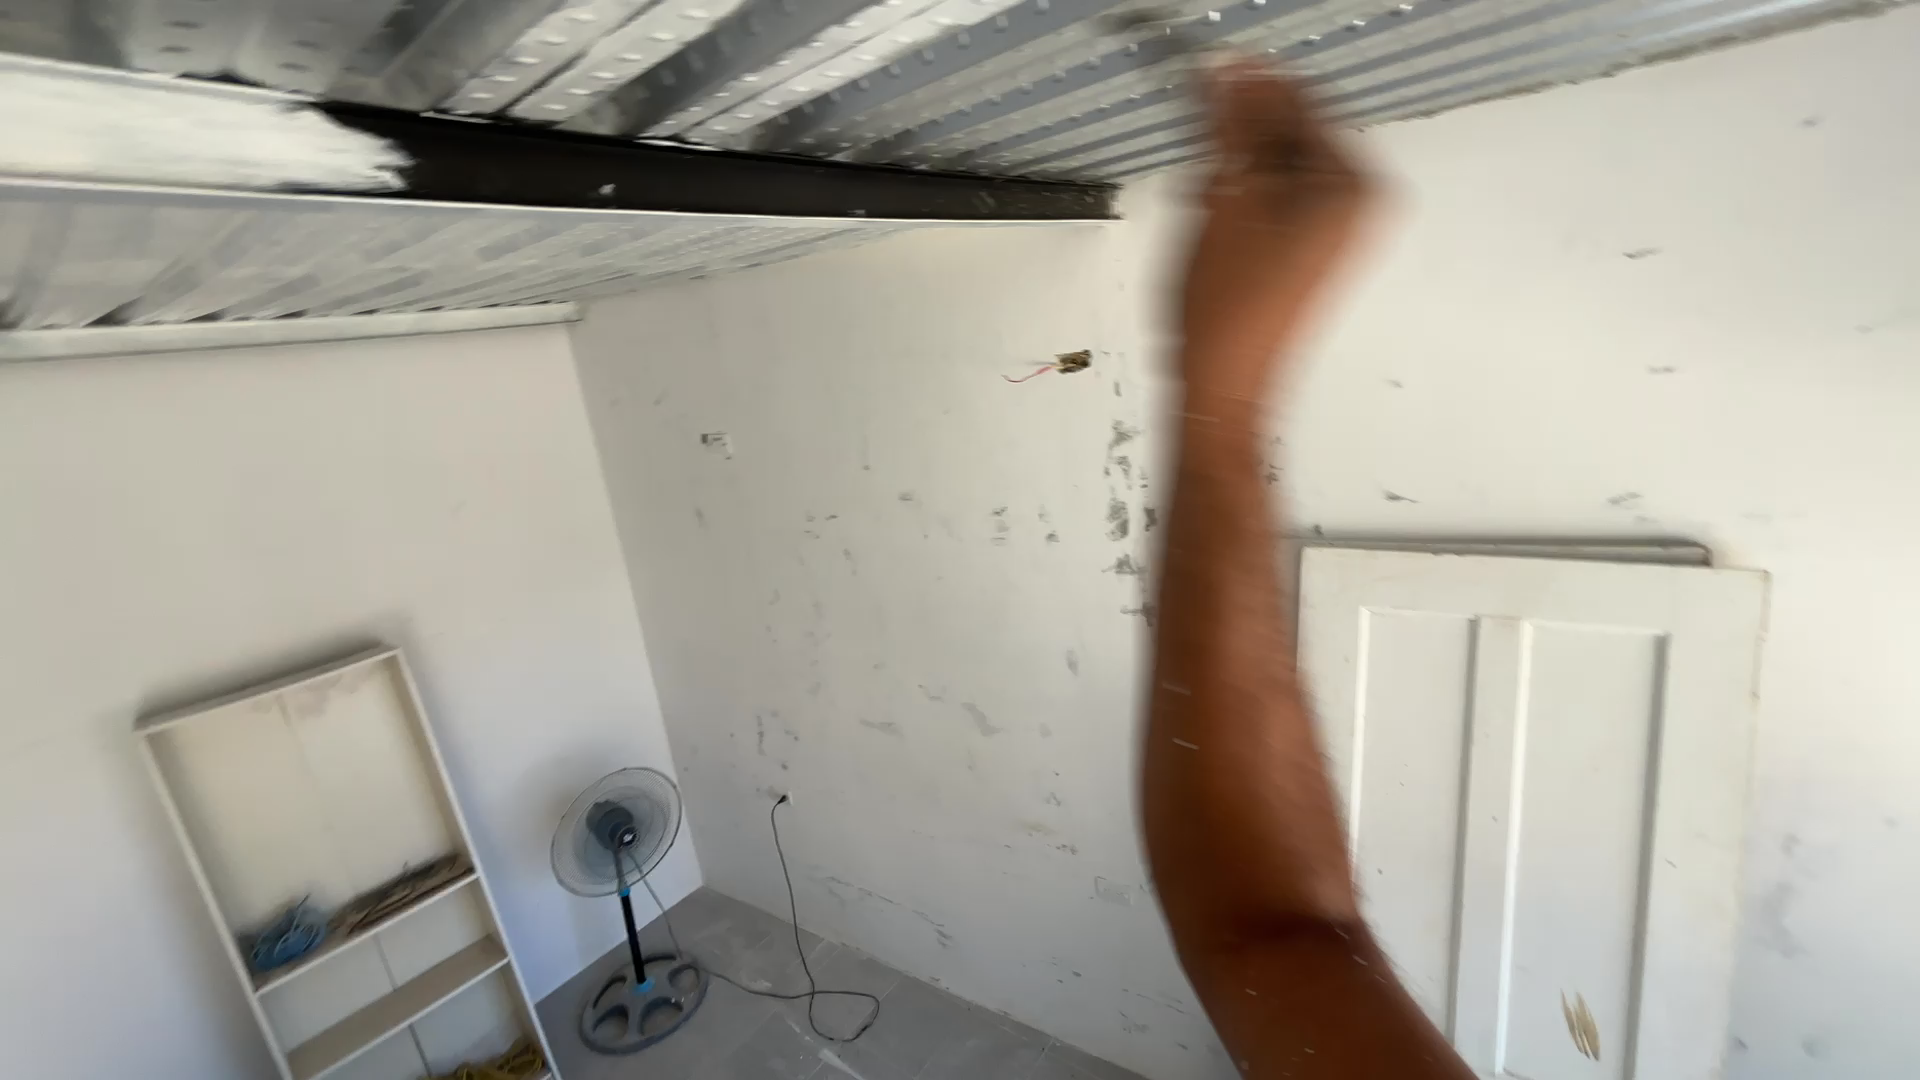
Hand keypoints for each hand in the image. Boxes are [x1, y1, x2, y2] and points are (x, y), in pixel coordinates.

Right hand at [1179, 58, 1374, 401]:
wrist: (1222, 385)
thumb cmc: (1227, 312)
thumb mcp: (1225, 203)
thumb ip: (1230, 129)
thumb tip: (1226, 71)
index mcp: (1355, 187)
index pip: (1301, 103)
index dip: (1248, 84)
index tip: (1208, 68)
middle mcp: (1357, 207)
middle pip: (1289, 138)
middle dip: (1235, 147)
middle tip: (1199, 166)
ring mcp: (1334, 234)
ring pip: (1273, 174)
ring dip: (1231, 179)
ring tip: (1203, 213)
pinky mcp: (1307, 255)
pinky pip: (1272, 206)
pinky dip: (1239, 206)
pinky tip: (1213, 231)